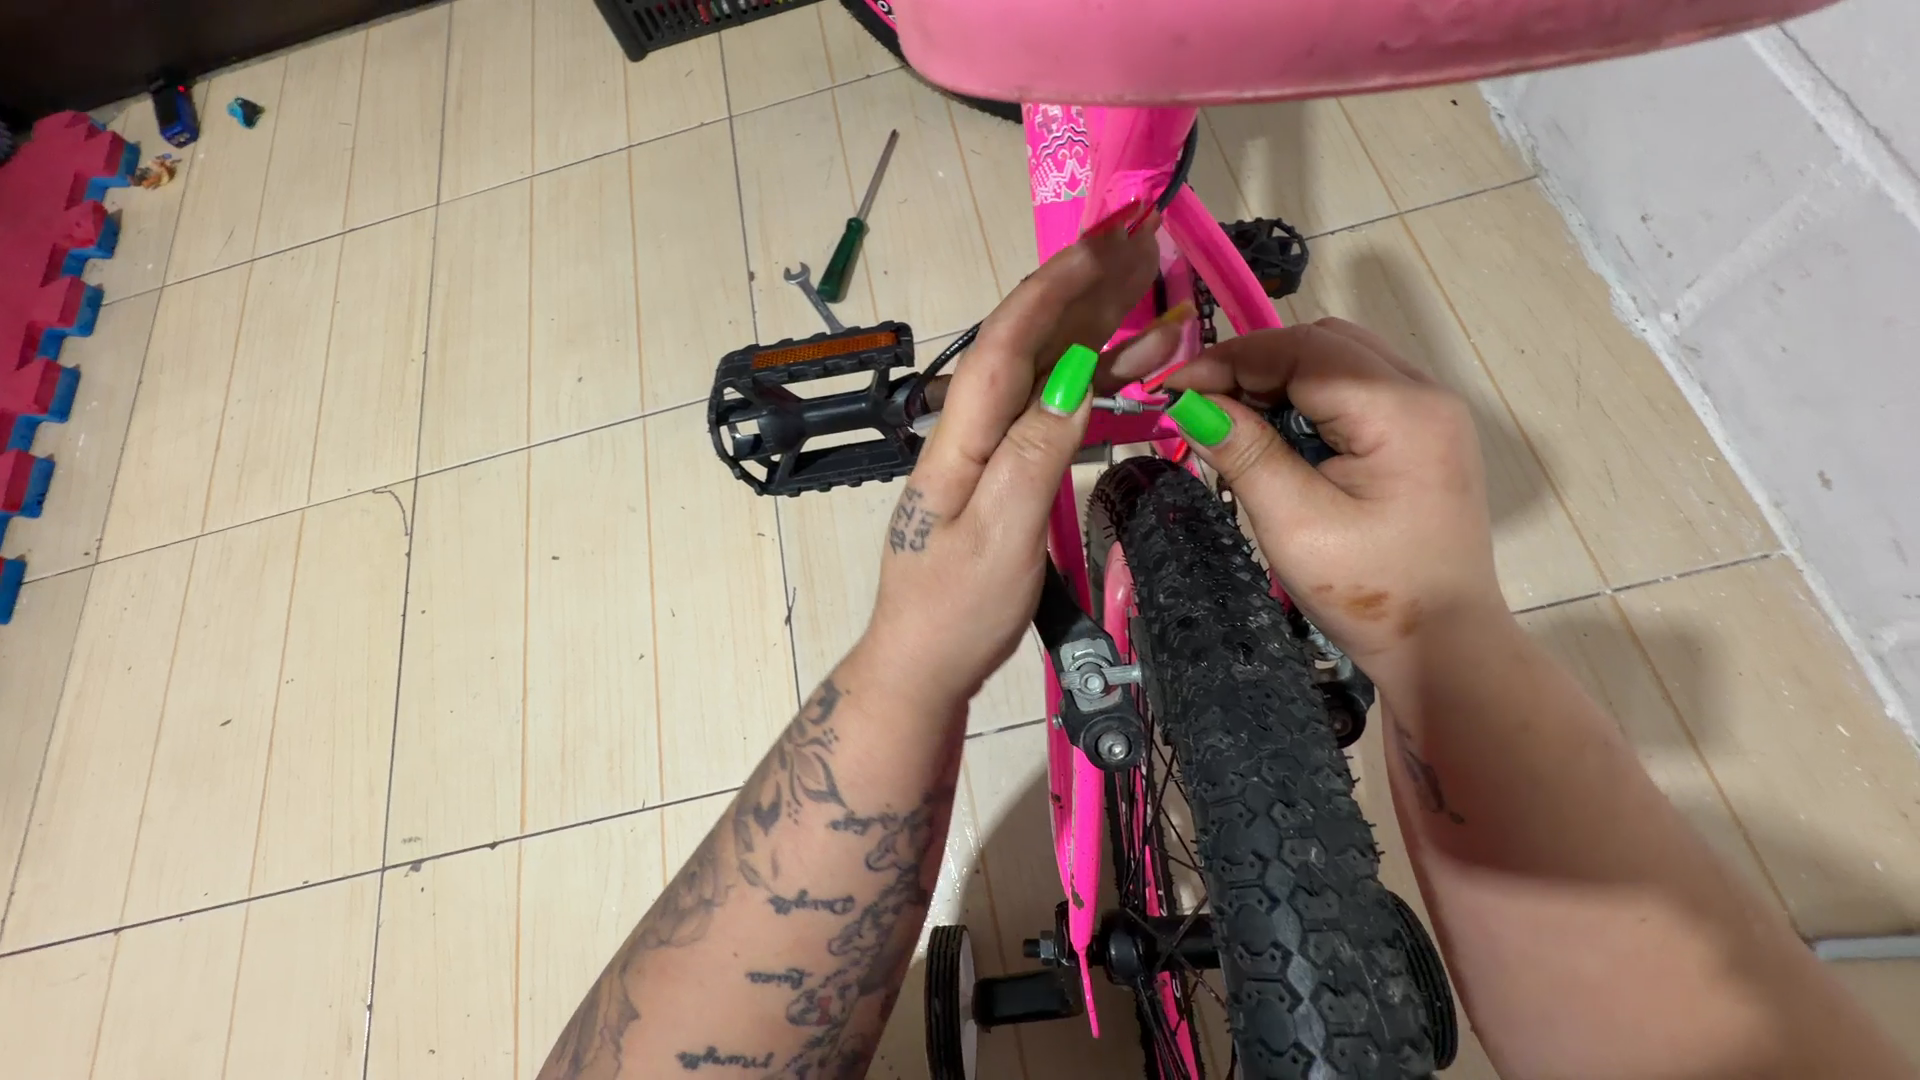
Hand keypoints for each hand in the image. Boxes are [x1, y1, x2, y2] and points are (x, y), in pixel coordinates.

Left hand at [850, 206, 1180, 710]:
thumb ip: (1034, 455)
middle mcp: (970, 432)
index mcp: (960, 439)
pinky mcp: (1005, 474)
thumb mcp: (1000, 537)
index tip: (1104, 242)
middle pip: (1027, 345)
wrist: (924, 663)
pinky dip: (1091, 388)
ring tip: (1153, 291)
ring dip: (1096, 330)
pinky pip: (1050, 416)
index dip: (1054, 288)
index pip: (1005, 343)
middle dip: (1082, 290)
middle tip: (1140, 242)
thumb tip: (1074, 378)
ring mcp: (988, 453)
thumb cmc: (957, 611)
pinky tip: (1129, 369)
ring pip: (1044, 376)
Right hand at [1163, 318, 1506, 674]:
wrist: (1441, 643)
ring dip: (1276, 379)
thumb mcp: (1294, 522)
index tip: (1171, 390)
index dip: (1228, 360)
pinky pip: (1351, 389)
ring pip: (1336, 360)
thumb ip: (1243, 452)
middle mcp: (1422, 393)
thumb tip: (1187, 405)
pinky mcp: (1419, 434)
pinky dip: (1302, 398)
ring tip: (1231, 420)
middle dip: (1251, 364)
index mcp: (1399, 411)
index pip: (1301, 350)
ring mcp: (1427, 412)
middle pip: (1322, 343)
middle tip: (1199, 406)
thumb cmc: (1367, 589)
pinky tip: (1276, 436)